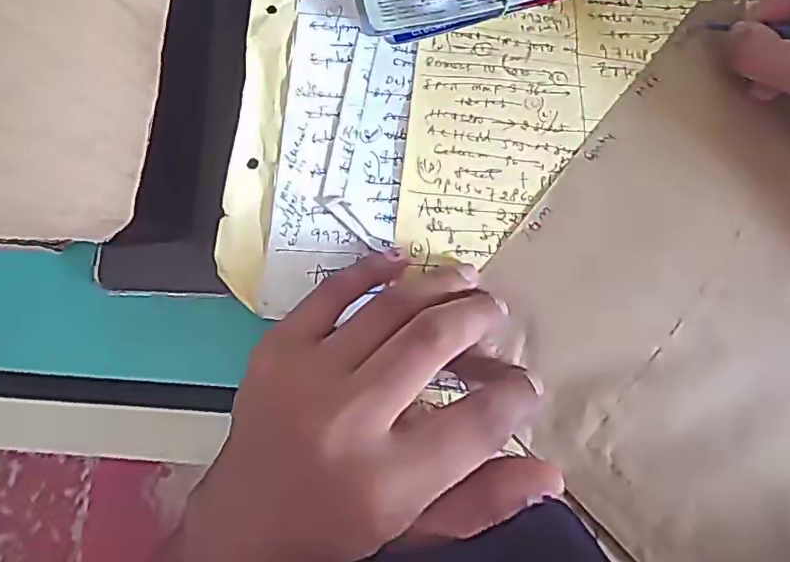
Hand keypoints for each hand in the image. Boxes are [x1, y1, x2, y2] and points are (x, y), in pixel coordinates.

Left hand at [167, 255, 560, 561]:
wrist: (242, 524)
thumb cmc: (332, 529)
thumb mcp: (409, 529)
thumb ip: (480, 501)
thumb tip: (548, 472)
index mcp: (387, 480)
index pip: (475, 423)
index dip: (514, 395)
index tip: (525, 382)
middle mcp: (349, 419)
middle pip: (433, 342)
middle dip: (478, 318)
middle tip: (497, 312)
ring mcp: (308, 373)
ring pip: (392, 307)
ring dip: (438, 284)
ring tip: (466, 279)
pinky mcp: (279, 346)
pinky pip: (333, 290)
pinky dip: (373, 268)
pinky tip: (404, 259)